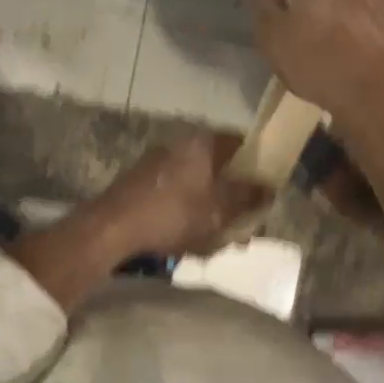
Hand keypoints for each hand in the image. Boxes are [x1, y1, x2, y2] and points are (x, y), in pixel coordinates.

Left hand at [89, 134, 270, 256]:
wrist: (113, 227)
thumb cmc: (174, 214)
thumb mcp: (220, 210)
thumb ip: (249, 198)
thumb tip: (270, 187)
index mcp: (202, 143)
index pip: (240, 143)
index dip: (257, 165)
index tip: (264, 191)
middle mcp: (179, 144)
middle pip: (218, 166)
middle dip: (232, 196)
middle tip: (242, 225)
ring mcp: (156, 162)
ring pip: (196, 183)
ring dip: (210, 207)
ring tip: (218, 239)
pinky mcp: (140, 183)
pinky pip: (174, 194)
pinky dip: (186, 212)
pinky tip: (188, 238)